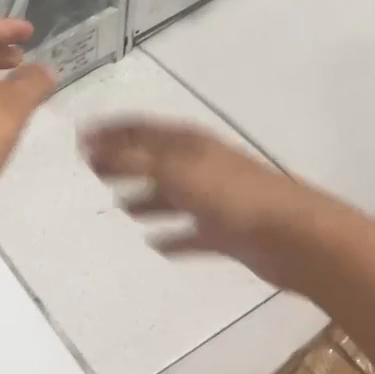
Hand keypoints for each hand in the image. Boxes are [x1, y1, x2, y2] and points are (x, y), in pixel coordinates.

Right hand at [80, 119, 361, 291]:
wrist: (296, 238)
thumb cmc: (230, 194)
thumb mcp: (172, 168)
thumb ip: (130, 158)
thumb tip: (91, 147)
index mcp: (186, 143)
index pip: (138, 128)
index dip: (108, 130)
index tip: (78, 138)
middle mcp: (198, 165)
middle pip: (151, 160)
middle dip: (121, 164)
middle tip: (91, 173)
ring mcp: (213, 198)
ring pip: (169, 196)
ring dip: (144, 200)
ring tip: (117, 209)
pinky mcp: (225, 232)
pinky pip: (189, 233)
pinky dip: (172, 236)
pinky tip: (154, 245)